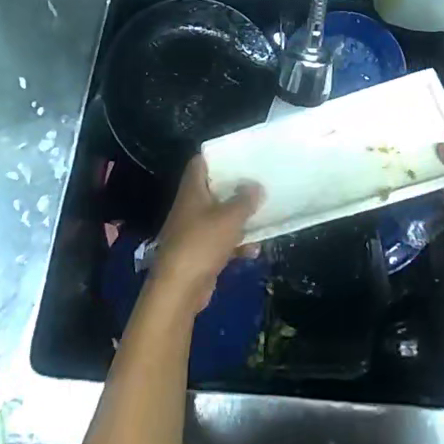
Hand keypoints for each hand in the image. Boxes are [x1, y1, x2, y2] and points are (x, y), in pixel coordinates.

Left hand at [146, 157, 260, 316]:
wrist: (180, 287)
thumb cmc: (203, 242)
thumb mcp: (230, 217)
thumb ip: (245, 200)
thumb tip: (255, 185)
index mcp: (192, 191)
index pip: (199, 163)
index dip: (217, 157)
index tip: (240, 156)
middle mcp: (190, 207)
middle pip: (213, 190)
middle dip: (236, 188)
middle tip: (259, 183)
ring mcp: (194, 230)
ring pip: (220, 217)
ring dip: (240, 219)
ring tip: (263, 216)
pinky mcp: (200, 252)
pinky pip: (222, 241)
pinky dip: (236, 244)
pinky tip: (254, 250)